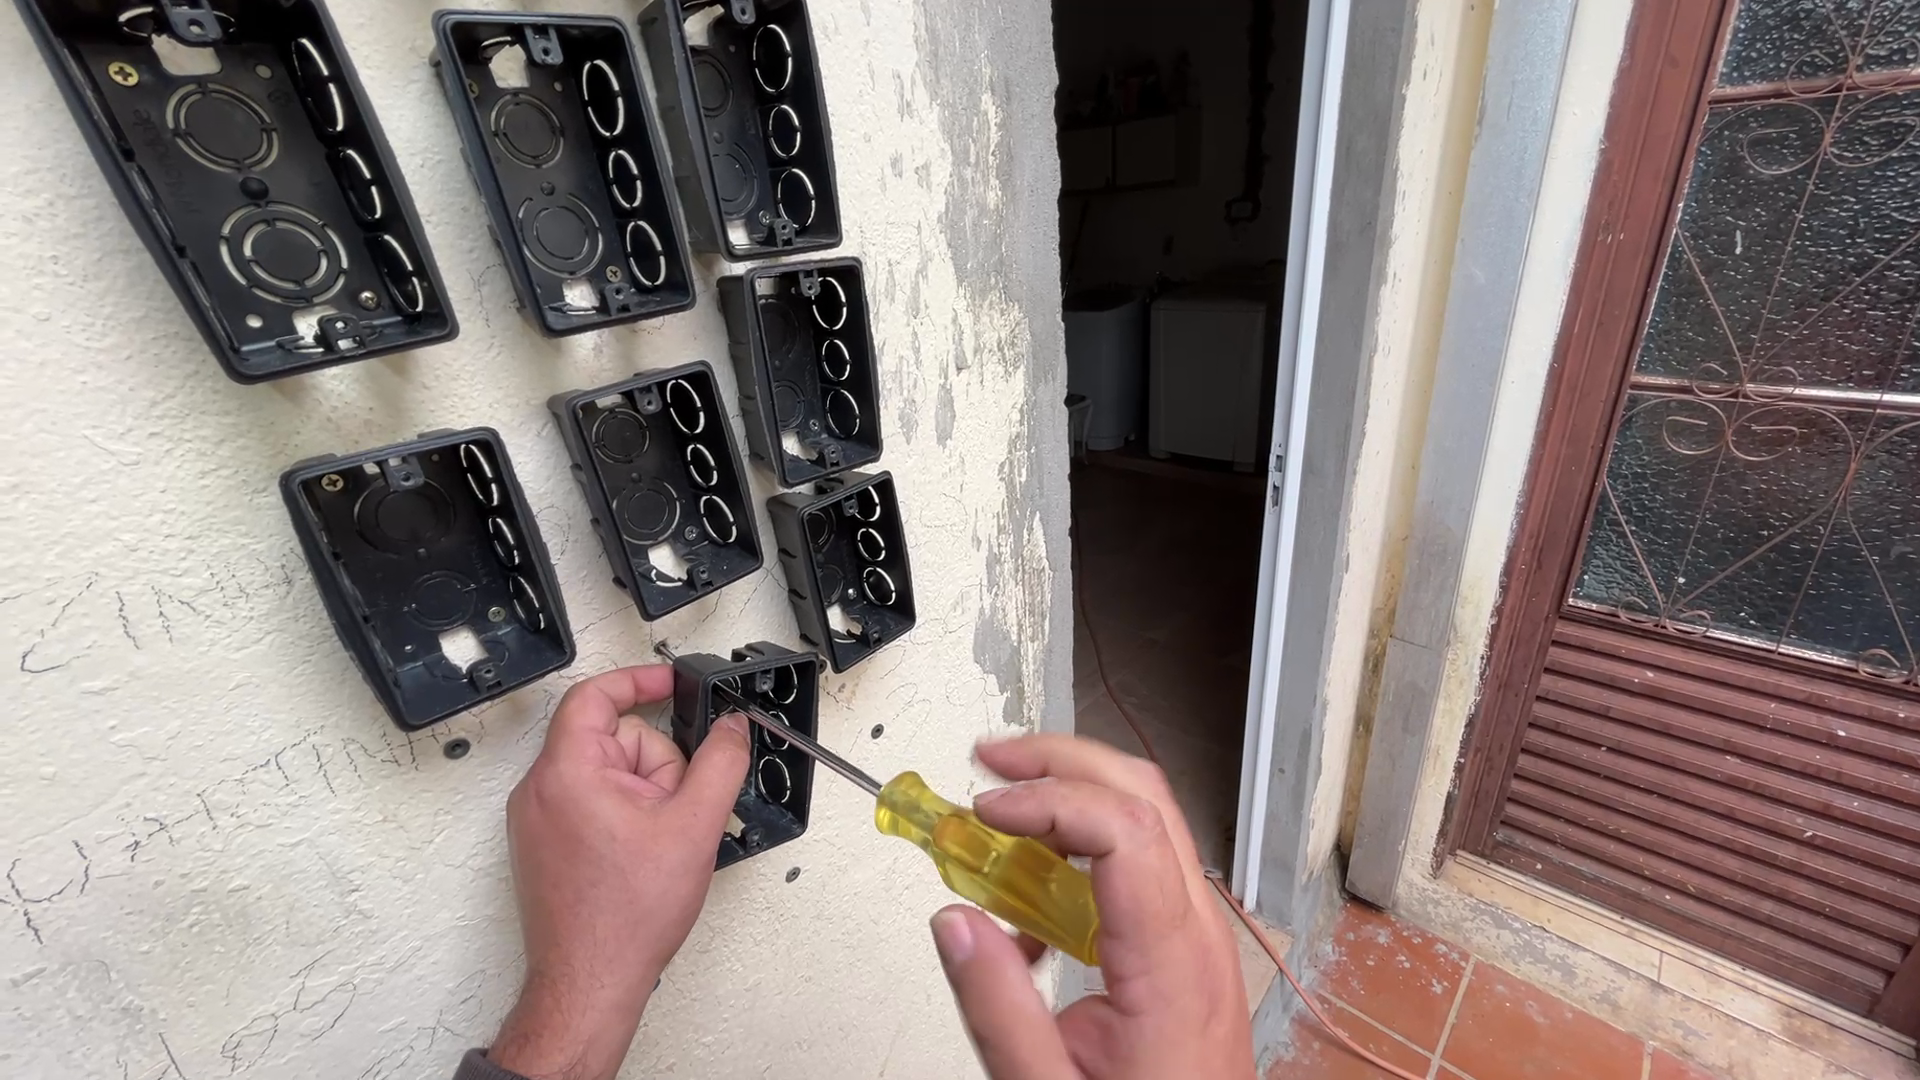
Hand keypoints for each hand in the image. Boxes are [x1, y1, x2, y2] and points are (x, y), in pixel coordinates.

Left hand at [488, 665, 750, 1079]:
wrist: (591, 985)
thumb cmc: (625, 917)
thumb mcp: (695, 824)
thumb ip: (722, 761)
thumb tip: (732, 725)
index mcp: (568, 774)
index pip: (595, 696)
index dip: (640, 679)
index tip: (673, 682)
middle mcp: (542, 790)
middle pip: (618, 739)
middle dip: (660, 765)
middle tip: (673, 808)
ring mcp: (541, 818)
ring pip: (613, 771)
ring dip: (649, 792)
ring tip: (657, 838)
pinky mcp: (549, 840)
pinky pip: (599, 797)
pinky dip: (631, 810)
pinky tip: (643, 849)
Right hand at [930, 735, 1255, 1079]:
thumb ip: (996, 1007)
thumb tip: (953, 918)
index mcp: (1175, 963)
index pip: (1126, 827)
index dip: (1050, 798)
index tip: (989, 811)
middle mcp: (1197, 928)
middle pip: (1139, 792)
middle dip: (1060, 760)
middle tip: (994, 763)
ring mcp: (1195, 928)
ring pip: (1140, 810)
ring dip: (1067, 792)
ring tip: (1003, 812)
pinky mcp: (1181, 937)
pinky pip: (1132, 856)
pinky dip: (1076, 842)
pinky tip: (1030, 888)